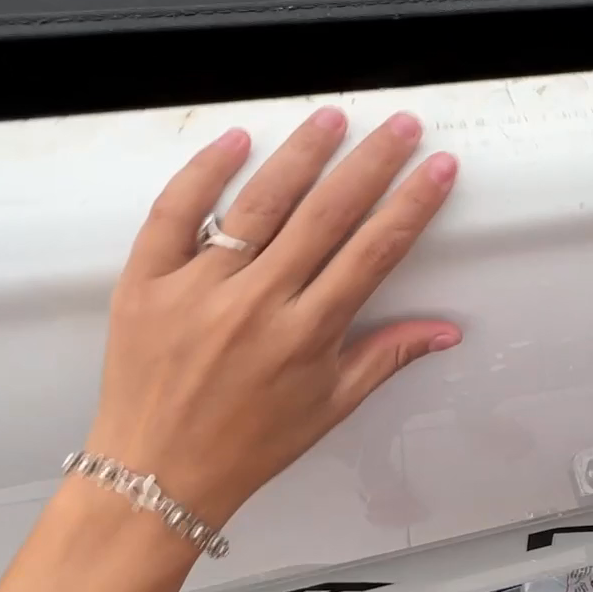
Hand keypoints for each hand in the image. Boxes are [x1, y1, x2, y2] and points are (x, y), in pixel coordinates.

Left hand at [89, 108, 459, 526]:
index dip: (413, 205)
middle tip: (401, 126)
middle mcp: (257, 304)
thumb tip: (445, 332)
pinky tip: (236, 140)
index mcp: (307, 335)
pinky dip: (204, 172)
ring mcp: (198, 289)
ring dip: (303, 154)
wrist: (155, 474)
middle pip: (327, 214)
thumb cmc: (248, 444)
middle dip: (373, 162)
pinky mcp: (147, 282)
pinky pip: (174, 213)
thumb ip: (389, 356)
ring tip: (333, 117)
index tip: (437, 170)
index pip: (374, 252)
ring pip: (259, 203)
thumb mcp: (331, 404)